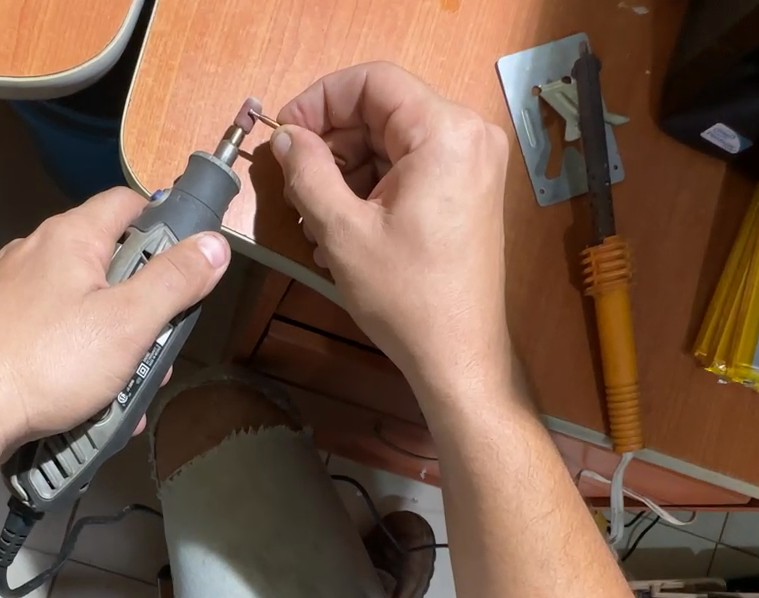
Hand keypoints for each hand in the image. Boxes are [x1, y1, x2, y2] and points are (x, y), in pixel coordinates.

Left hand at [0, 187, 229, 459]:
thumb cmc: (49, 361)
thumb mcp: (127, 323)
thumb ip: (174, 282)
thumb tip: (215, 244)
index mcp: (69, 238)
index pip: (127, 203)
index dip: (165, 223)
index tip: (187, 263)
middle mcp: (34, 255)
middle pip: (107, 266)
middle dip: (143, 311)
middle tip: (160, 354)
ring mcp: (8, 295)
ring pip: (80, 311)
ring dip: (113, 349)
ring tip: (125, 395)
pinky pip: (51, 340)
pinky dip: (76, 365)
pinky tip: (85, 406)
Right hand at [272, 63, 516, 402]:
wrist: (456, 354)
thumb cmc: (405, 299)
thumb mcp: (342, 232)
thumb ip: (308, 173)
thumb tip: (287, 138)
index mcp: (444, 133)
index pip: (372, 81)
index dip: (319, 101)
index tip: (285, 135)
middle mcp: (468, 136)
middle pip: (383, 111)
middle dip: (332, 144)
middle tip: (295, 185)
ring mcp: (473, 167)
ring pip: (393, 145)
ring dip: (347, 174)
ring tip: (315, 219)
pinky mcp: (468, 195)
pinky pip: (410, 172)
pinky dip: (372, 191)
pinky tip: (343, 230)